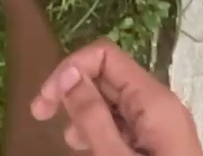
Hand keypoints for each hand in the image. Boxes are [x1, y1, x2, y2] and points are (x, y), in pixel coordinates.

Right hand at [30, 40, 202, 155]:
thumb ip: (91, 115)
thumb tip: (68, 73)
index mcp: (154, 100)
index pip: (104, 56)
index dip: (70, 69)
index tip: (46, 101)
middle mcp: (160, 105)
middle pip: (108, 75)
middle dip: (72, 90)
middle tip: (41, 115)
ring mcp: (161, 127)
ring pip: (114, 100)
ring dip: (84, 111)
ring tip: (69, 142)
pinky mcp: (159, 146)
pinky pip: (124, 124)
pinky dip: (100, 130)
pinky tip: (87, 149)